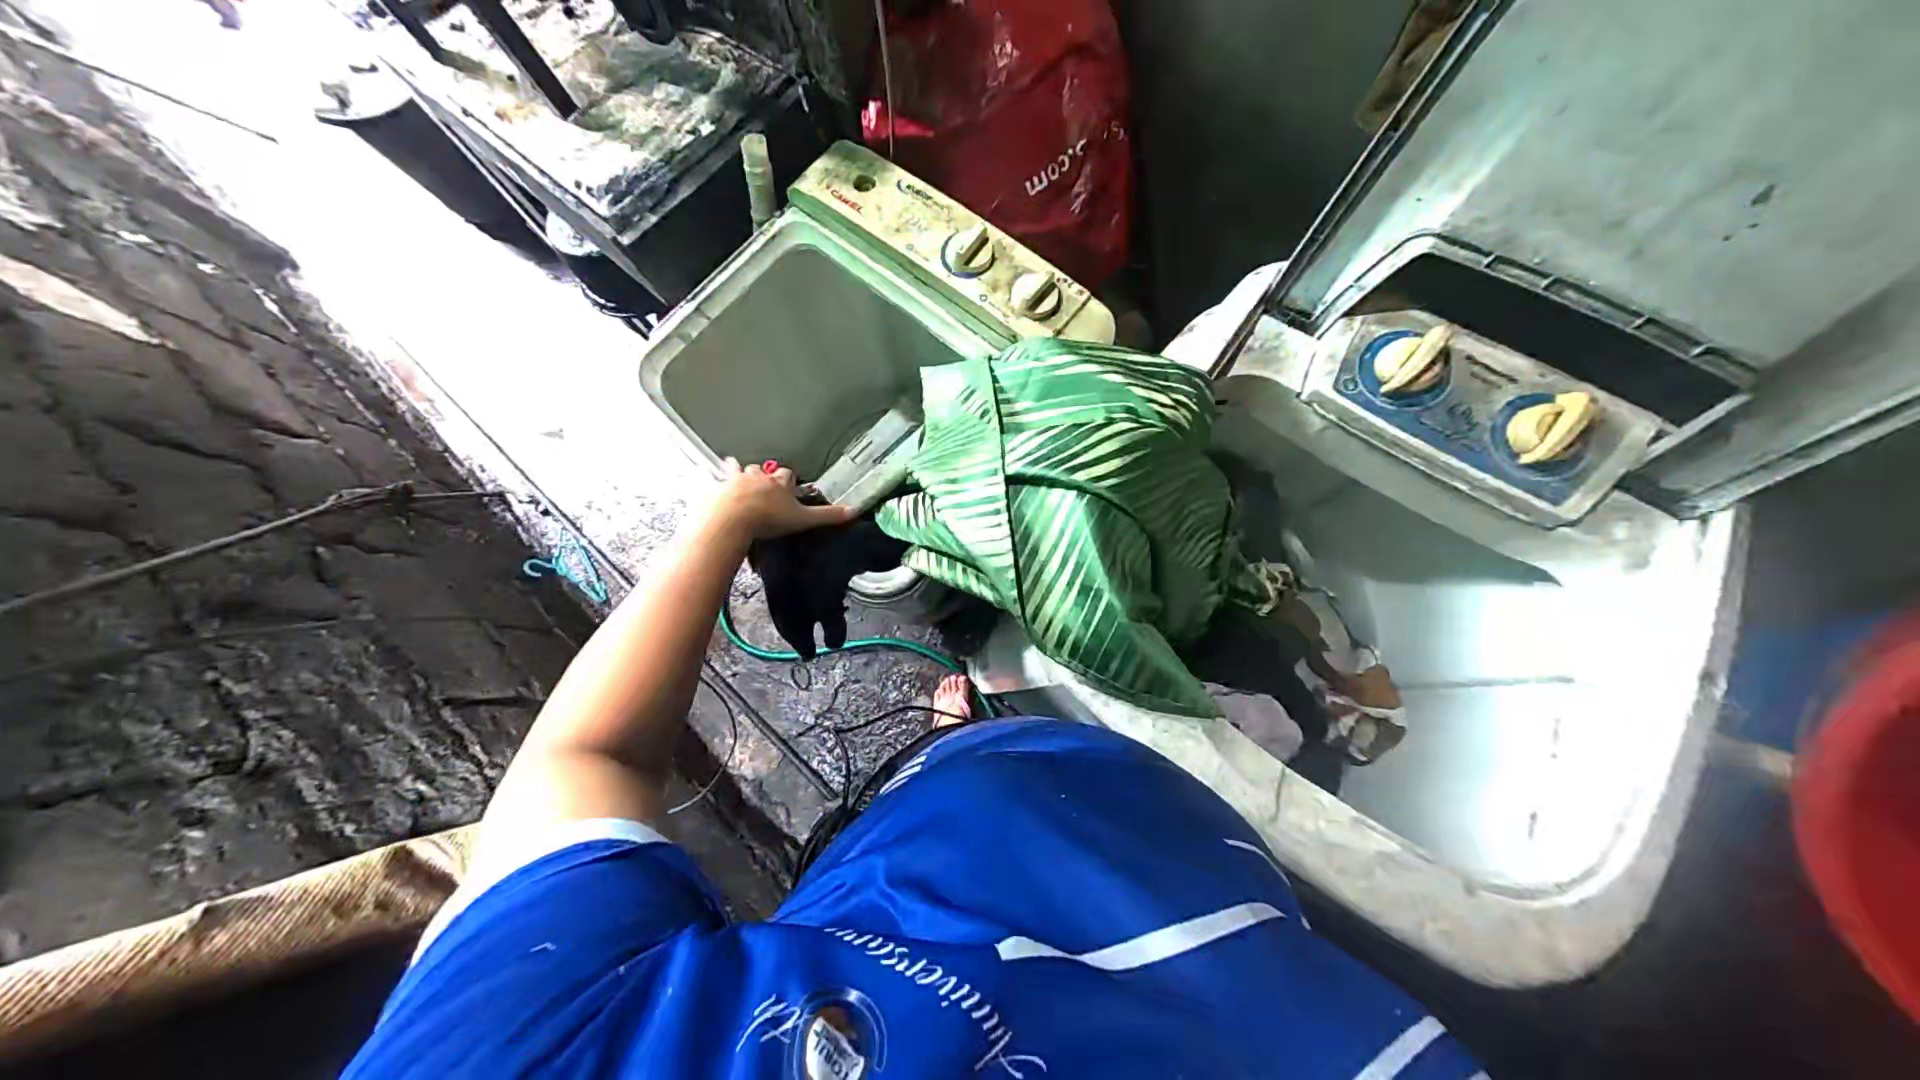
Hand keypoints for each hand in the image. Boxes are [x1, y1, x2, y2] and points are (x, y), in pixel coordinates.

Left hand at [706, 459, 855, 541]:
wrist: (731, 521)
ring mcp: (734, 480)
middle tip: (764, 488)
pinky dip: (714, 482)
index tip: (789, 487)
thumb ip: (827, 516)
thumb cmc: (768, 519)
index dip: (789, 480)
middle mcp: (757, 476)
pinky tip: (712, 486)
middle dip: (763, 476)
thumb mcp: (802, 520)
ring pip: (737, 470)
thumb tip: (855, 511)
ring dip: (739, 473)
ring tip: (739, 482)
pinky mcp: (715, 488)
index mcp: (778, 482)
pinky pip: (713, 480)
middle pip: (762, 470)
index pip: (788, 474)